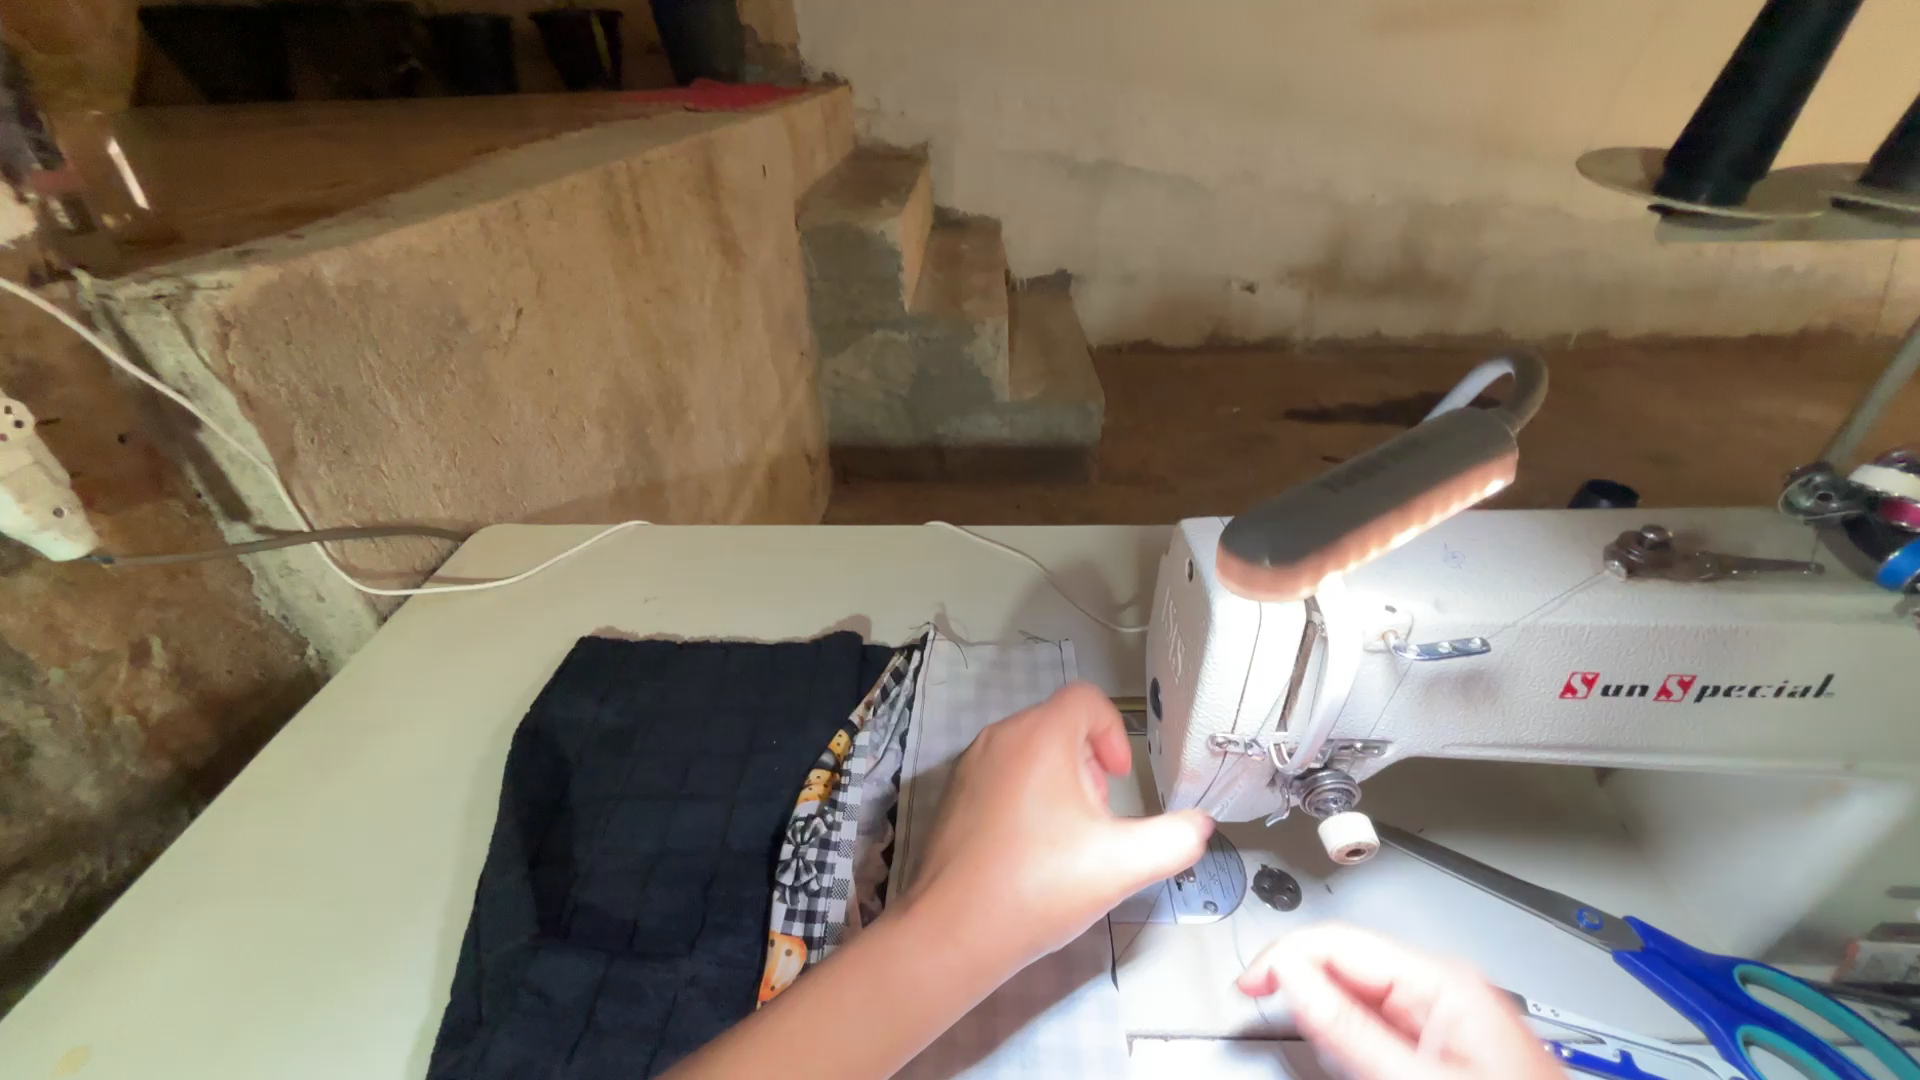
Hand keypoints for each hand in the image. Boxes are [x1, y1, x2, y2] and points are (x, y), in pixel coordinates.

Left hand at [902, 682, 1213, 973]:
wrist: (953, 930)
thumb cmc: (1040, 886)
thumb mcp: (1123, 865)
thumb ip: (1175, 839)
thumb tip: (1200, 824)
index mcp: (1040, 736)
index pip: (1087, 699)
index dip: (1114, 732)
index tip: (1120, 780)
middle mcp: (1001, 735)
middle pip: (1060, 725)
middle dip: (1089, 764)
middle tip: (1096, 819)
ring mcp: (971, 761)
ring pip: (1031, 748)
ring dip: (1059, 780)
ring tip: (1065, 838)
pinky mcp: (954, 789)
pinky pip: (1002, 770)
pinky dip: (1026, 792)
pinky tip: (1029, 847)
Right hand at [1238, 923, 1561, 1079]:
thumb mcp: (1419, 1077)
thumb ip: (1349, 1026)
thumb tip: (1289, 973)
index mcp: (1442, 979)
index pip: (1337, 939)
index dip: (1282, 956)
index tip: (1248, 984)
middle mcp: (1444, 983)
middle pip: (1343, 961)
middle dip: (1304, 987)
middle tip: (1272, 1013)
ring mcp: (1445, 1009)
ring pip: (1356, 990)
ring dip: (1326, 1013)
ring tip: (1326, 1051)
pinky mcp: (1444, 1037)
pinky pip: (1378, 1017)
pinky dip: (1351, 1033)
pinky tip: (1354, 1058)